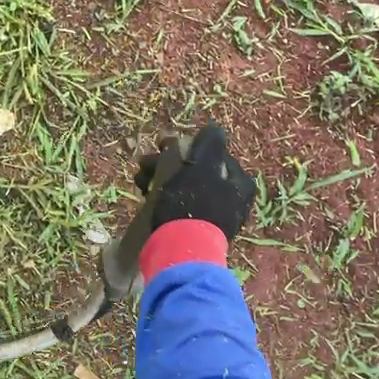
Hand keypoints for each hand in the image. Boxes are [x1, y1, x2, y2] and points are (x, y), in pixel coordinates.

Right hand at [138, 124, 255, 240]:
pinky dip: (164, 196)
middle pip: (196, 169)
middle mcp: (232, 198)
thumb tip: (213, 130)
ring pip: (185, 186)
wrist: (181, 248)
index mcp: (239, 181)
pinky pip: (180, 203)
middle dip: (166, 163)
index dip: (184, 146)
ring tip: (139, 184)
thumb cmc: (192, 203)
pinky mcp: (197, 228)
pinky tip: (147, 198)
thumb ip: (210, 143)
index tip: (159, 146)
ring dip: (160, 178)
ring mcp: (216, 215)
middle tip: (142, 166)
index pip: (211, 152)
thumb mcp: (202, 165)